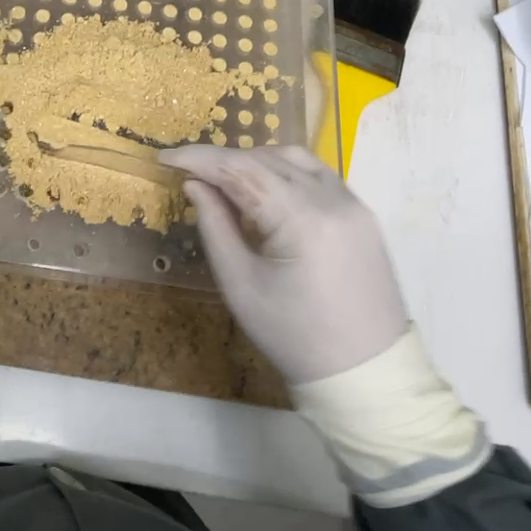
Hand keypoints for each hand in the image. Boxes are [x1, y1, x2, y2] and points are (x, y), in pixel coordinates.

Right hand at [161, 145, 407, 384]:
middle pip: (266, 159)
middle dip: (222, 160)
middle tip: (187, 172)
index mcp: (301, 220)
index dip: (199, 159)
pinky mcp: (362, 215)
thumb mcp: (240, 283)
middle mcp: (332, 200)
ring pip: (294, 159)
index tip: (164, 158)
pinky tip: (262, 190)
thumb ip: (215, 225)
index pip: (241, 170)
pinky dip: (282, 171)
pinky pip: (316, 174)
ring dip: (253, 161)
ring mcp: (353, 204)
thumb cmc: (293, 335)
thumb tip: (195, 185)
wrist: (366, 372)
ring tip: (222, 179)